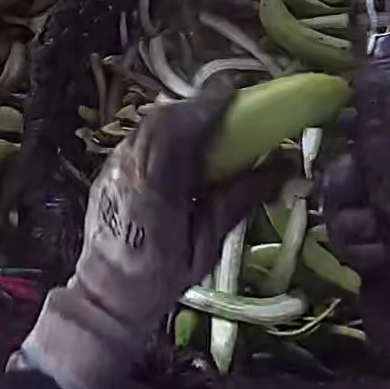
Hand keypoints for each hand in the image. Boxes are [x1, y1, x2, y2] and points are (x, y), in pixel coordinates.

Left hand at [20, 86, 258, 388]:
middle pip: (160, 118)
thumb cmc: (160, 277)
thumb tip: (284, 168)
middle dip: (195, 106)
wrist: (105, 296)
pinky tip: (179, 143)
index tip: (233, 92)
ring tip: (205, 122)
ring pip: (145, 124)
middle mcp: (127, 167)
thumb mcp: (206, 244)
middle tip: (225, 106)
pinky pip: (137, 137)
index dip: (206, 106)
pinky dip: (162, 130)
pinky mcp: (107, 170)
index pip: (179, 129)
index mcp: (152, 186)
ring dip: (178, 116)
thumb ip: (240, 199)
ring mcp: (112, 166)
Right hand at [319, 102, 389, 388]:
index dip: (356, 131)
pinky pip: (353, 252)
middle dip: (345, 185)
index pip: (380, 135)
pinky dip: (358, 255)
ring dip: (349, 225)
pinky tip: (378, 265)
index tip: (340, 133)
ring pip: (346, 212)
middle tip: (352, 201)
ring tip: (374, 246)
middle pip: (353, 173)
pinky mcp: (389, 274)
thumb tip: (378, 77)